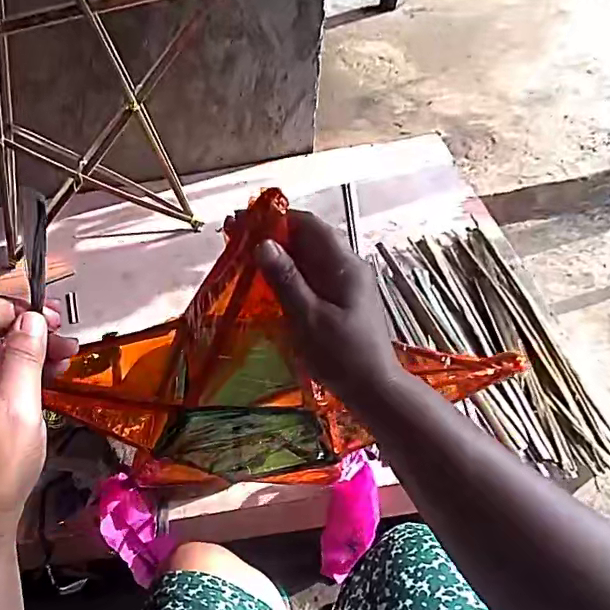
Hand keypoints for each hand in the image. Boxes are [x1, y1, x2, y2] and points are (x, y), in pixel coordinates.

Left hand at [0, 297, 76, 551]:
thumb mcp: (19, 407)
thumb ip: (24, 357)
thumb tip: (32, 319)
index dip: (14, 309)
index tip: (54, 322)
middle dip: (25, 326)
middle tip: (67, 339)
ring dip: (28, 347)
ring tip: (66, 357)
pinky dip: (20, 368)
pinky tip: (48, 375)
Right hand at [254, 210, 405, 405]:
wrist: (374, 389)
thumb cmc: (343, 356)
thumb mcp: (308, 318)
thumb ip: (286, 280)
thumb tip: (263, 243)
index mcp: (345, 265)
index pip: (308, 225)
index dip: (274, 219)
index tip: (242, 223)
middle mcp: (348, 268)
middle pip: (308, 239)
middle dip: (272, 236)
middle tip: (235, 241)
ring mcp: (347, 285)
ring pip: (309, 259)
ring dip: (279, 256)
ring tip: (245, 260)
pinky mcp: (342, 301)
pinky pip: (312, 278)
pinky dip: (289, 275)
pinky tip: (269, 285)